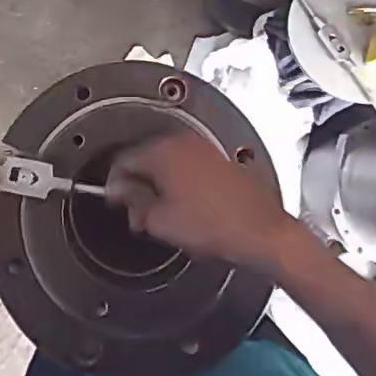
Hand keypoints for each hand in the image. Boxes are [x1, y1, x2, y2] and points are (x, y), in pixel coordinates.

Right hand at [105, 132, 304, 270]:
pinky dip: (179, 181)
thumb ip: (134, 203)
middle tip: (137, 214)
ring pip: (167, 162)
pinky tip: (184, 207)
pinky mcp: (218, 159)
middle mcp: (182, 142)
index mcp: (162, 152)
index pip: (122, 160)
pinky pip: (187, 165)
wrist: (261, 232)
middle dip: (137, 185)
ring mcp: (203, 148)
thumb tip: (124, 193)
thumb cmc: (217, 226)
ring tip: (161, 214)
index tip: (115, 201)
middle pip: (144, 158)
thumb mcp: (161, 221)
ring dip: (158, 184)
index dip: (114, 184)